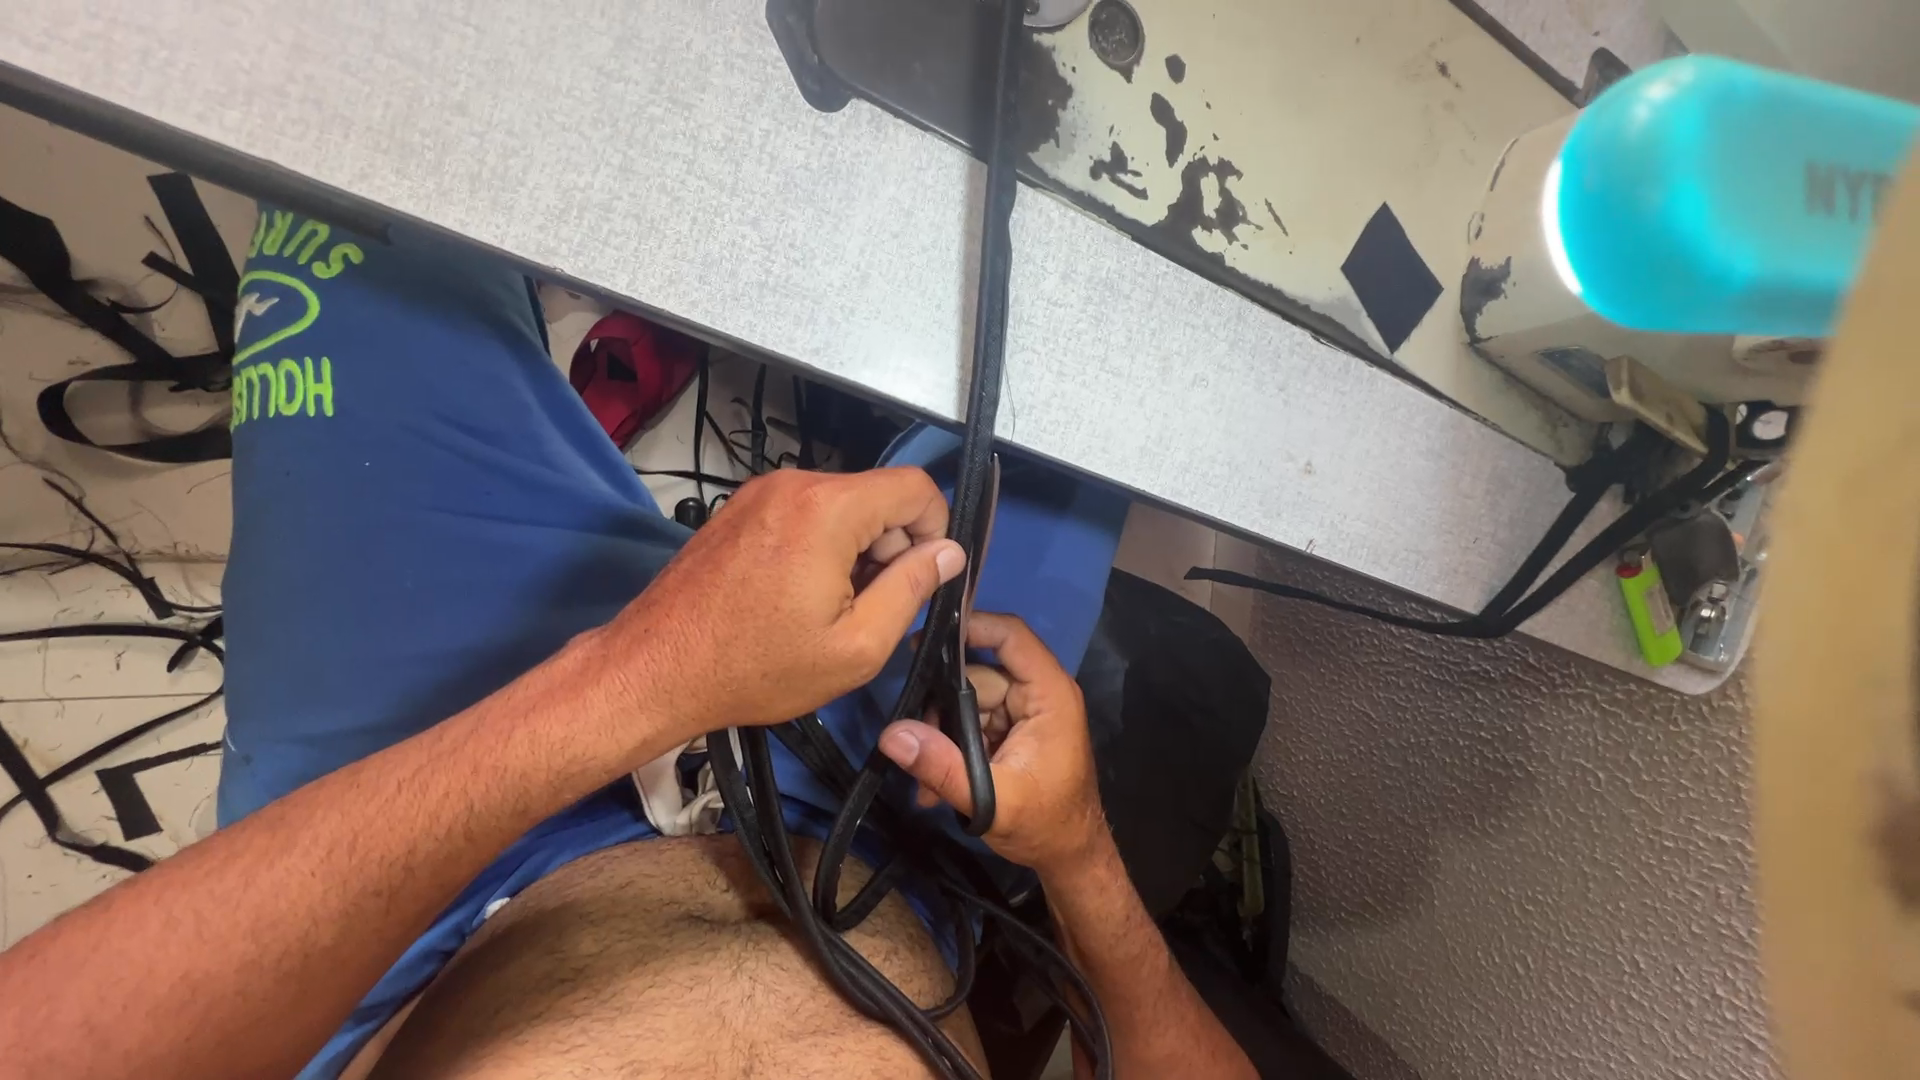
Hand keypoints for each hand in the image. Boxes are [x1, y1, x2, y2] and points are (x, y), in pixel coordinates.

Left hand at [599, 467, 965, 747]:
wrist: (655, 669)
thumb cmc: (756, 667)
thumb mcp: (857, 645)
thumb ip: (913, 589)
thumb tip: (948, 553)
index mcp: (828, 509)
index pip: (916, 487)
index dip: (936, 530)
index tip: (925, 576)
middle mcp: (794, 484)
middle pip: (879, 495)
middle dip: (894, 545)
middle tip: (876, 605)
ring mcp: (762, 492)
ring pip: (846, 505)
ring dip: (860, 549)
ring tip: (835, 607)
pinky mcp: (743, 509)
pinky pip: (809, 512)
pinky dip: (825, 545)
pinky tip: (804, 595)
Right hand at [878, 613, 1107, 875]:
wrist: (1069, 860)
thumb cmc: (1045, 826)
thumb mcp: (991, 800)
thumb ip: (942, 766)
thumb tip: (892, 734)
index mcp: (1049, 694)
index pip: (1011, 636)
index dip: (972, 627)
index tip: (923, 639)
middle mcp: (1037, 693)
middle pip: (979, 672)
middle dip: (942, 704)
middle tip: (909, 734)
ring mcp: (1022, 711)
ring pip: (968, 699)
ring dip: (943, 733)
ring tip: (924, 776)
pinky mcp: (1009, 731)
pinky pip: (972, 724)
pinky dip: (952, 748)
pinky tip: (935, 784)